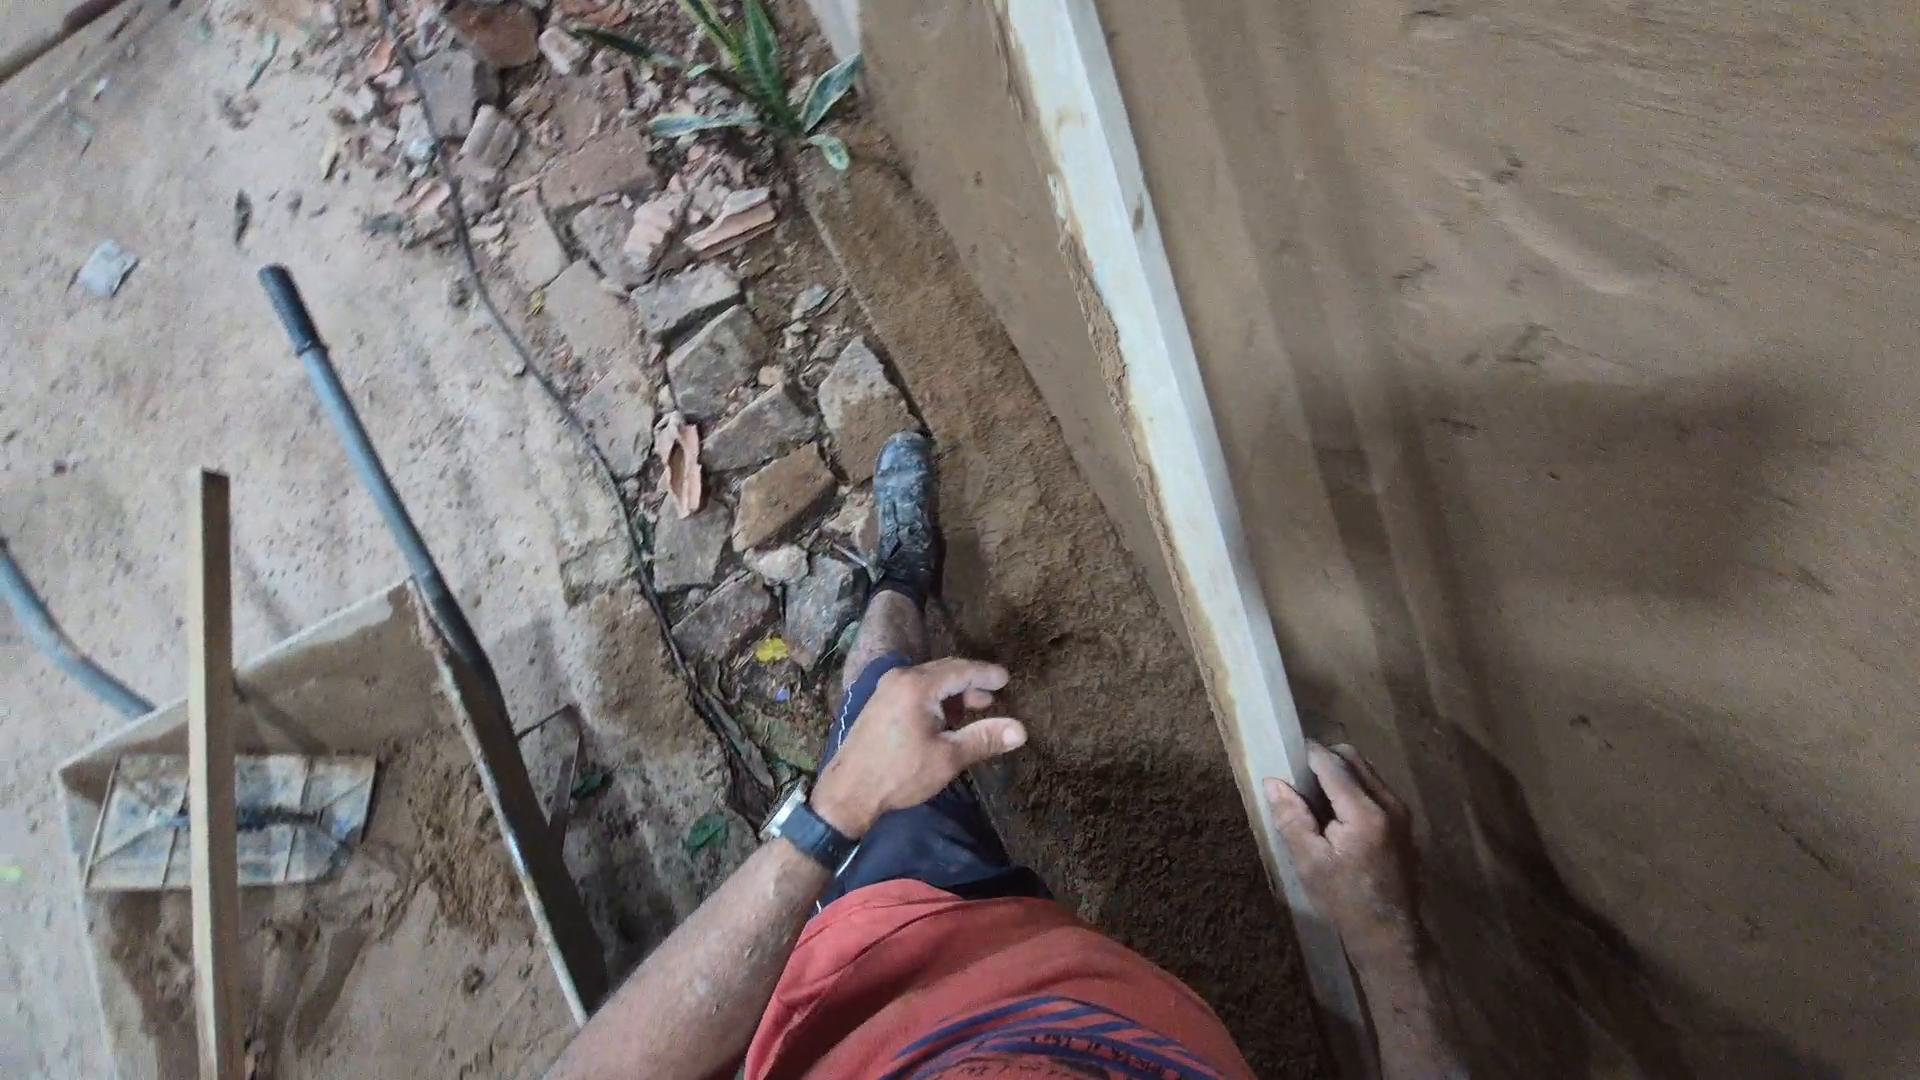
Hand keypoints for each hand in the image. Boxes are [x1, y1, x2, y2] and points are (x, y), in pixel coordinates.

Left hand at [811, 658, 1026, 836]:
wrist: (848, 793)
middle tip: (994, 694)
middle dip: (971, 681)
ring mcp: (886, 688)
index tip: (1006, 679)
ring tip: (975, 708)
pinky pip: (915, 689)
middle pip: (944, 670)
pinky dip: (936, 698)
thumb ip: (984, 738)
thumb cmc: (900, 774)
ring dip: (953, 692)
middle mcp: (900, 678)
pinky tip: (946, 718)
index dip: (986, 674)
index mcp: (917, 685)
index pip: (961, 670)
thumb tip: (1021, 730)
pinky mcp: (879, 702)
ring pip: (930, 681)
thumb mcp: (948, 757)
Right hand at [1264, 742, 1418, 960]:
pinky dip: (1352, 786)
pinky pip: (1374, 787)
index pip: (1333, 766)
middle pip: (1353, 759)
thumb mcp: (1310, 862)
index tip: (1286, 751)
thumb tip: (1273, 782)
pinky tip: (1335, 812)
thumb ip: (1292, 817)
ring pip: (1365, 770)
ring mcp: (1401, 813)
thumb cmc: (1344, 900)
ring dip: (1339, 772)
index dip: (1308, 754)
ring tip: (1315, 795)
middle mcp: (1389, 805)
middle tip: (1299, 777)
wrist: (1390, 935)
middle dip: (1324, 759)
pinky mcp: (1403, 823)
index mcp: (1365, 814)